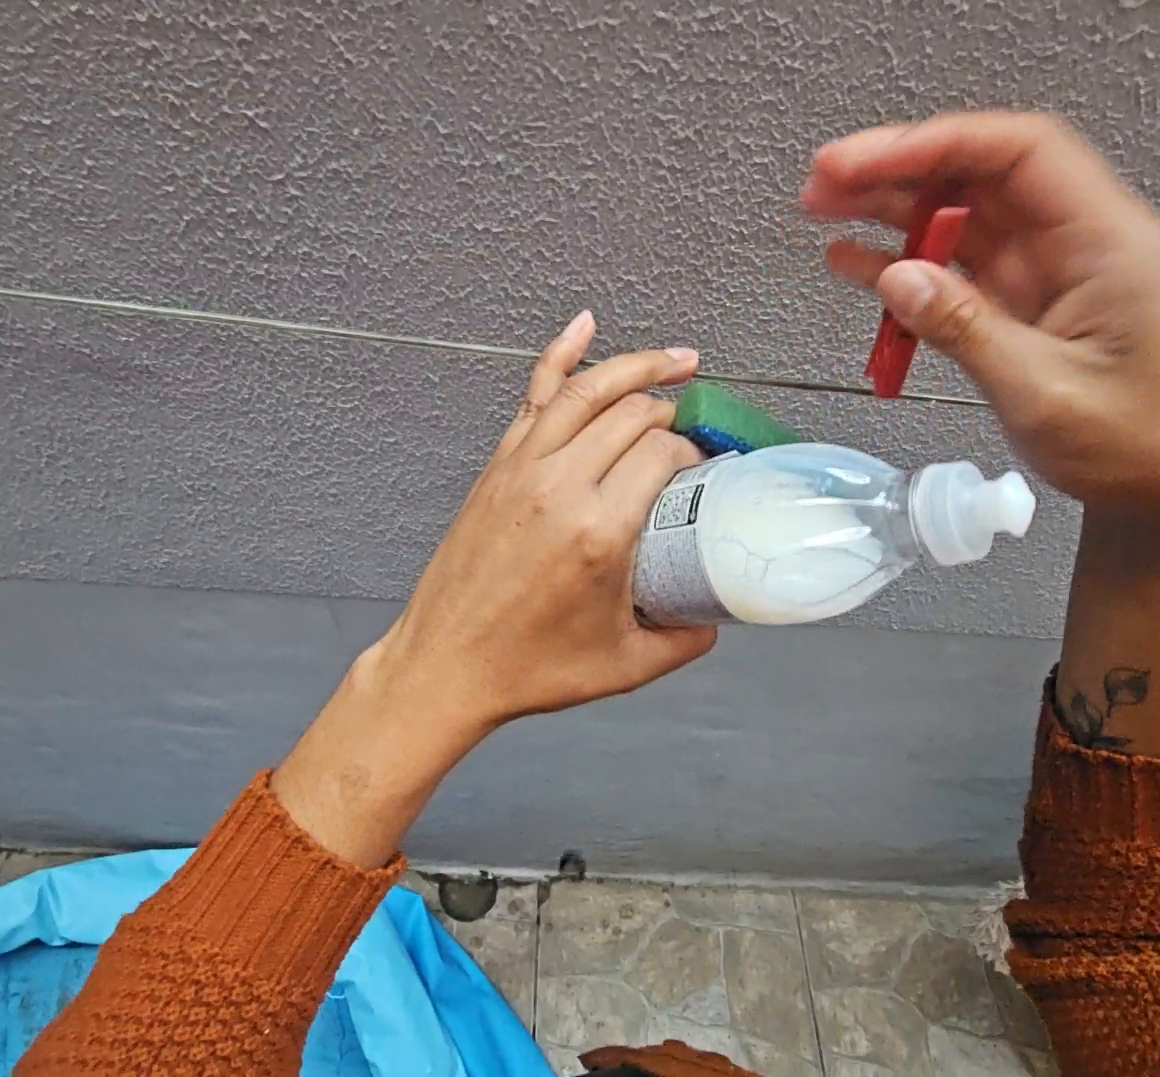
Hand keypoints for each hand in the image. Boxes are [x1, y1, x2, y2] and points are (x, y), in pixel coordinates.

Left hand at [273, 313, 714, 864]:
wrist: (446, 665)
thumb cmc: (528, 667)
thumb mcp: (625, 666)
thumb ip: (683, 639)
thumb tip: (713, 617)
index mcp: (599, 530)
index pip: (663, 453)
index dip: (693, 452)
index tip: (700, 471)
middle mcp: (560, 486)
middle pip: (633, 413)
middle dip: (674, 412)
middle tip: (694, 429)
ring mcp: (522, 468)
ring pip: (588, 389)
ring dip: (637, 366)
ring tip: (677, 360)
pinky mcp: (498, 467)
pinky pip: (534, 395)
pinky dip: (561, 355)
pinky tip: (584, 326)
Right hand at [806, 113, 1159, 754]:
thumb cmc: (1132, 446)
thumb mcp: (1043, 391)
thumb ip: (966, 329)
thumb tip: (894, 276)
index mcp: (1106, 243)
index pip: (1019, 155)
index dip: (935, 146)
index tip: (860, 163)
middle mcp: (1075, 244)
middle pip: (980, 180)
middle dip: (899, 173)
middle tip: (821, 183)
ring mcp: (1045, 276)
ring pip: (959, 223)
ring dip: (891, 213)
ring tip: (822, 212)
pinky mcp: (1021, 308)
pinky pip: (955, 274)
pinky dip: (903, 267)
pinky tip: (853, 263)